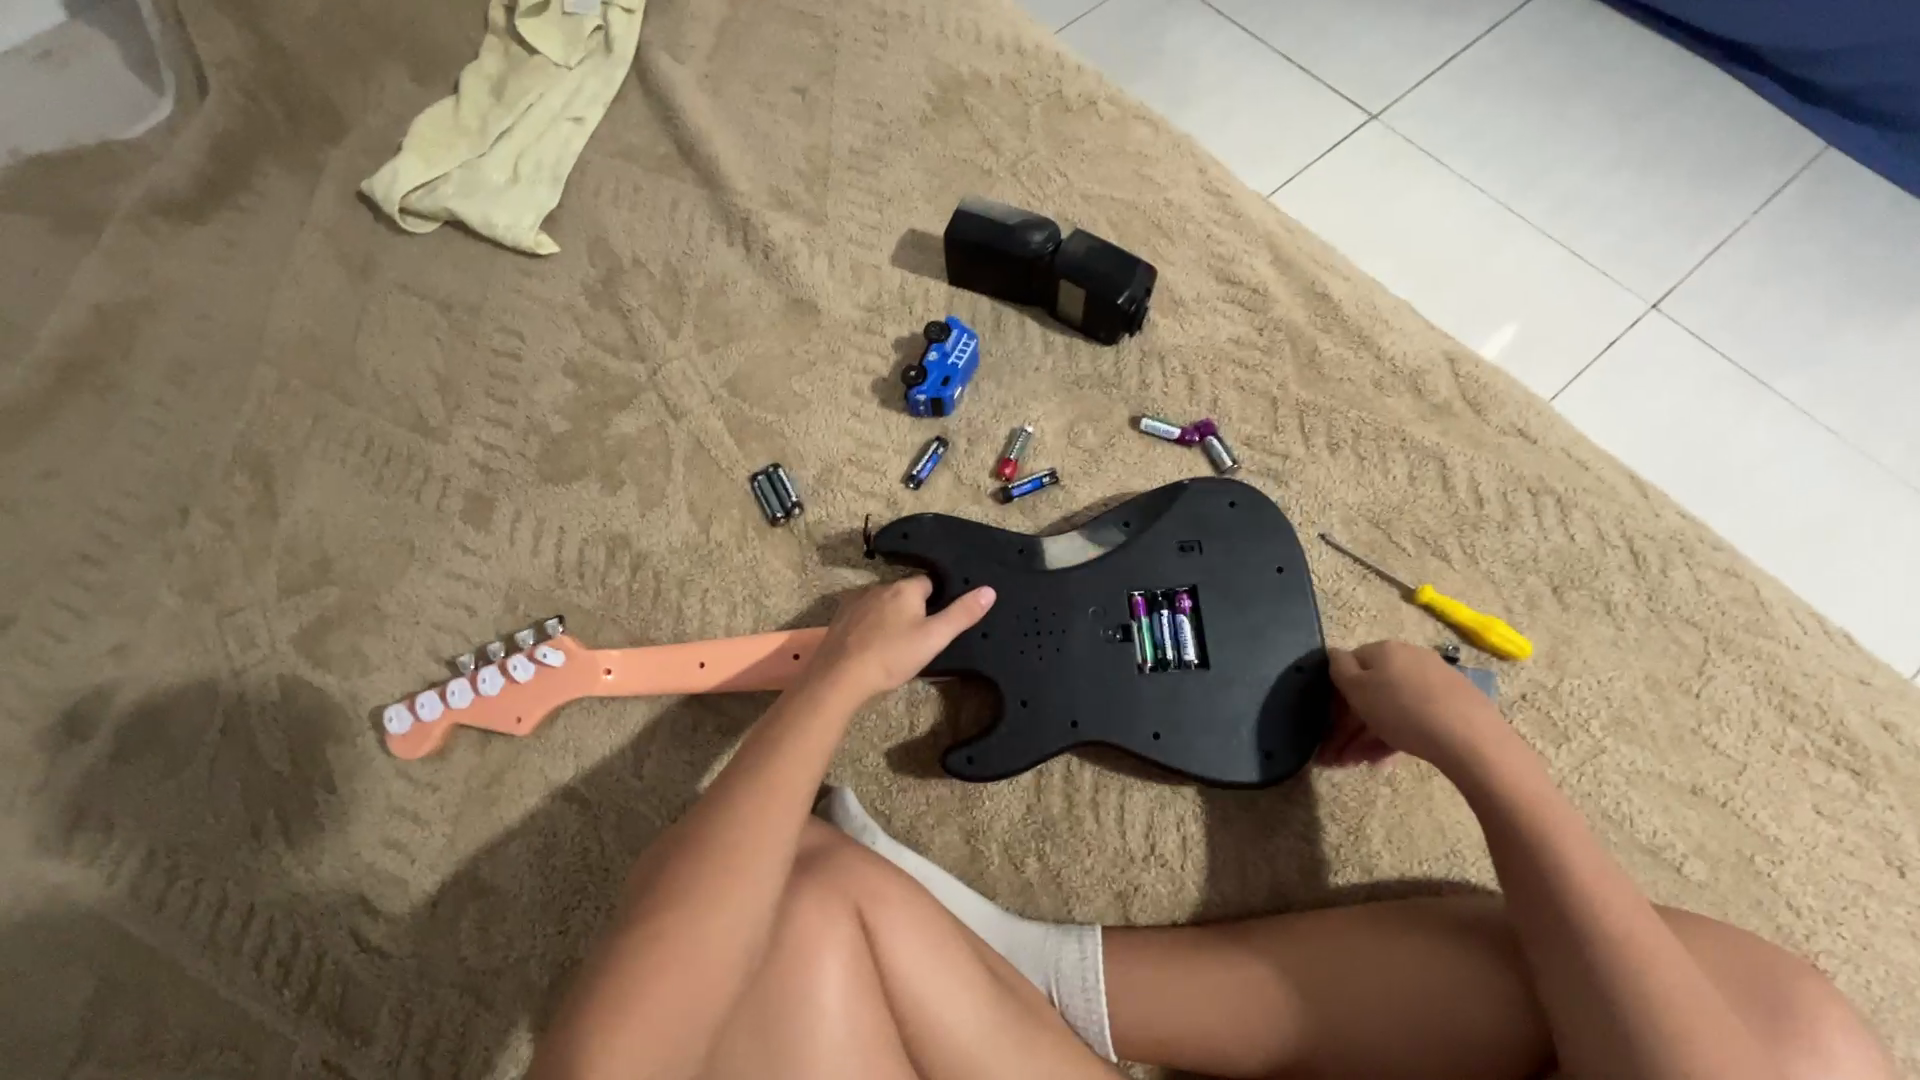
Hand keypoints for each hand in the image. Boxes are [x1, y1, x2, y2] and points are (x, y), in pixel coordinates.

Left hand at [804, 577, 995, 702]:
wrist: (841, 676)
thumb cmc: (892, 656)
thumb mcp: (934, 638)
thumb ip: (962, 614)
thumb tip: (989, 590)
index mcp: (906, 588)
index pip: (930, 583)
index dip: (938, 601)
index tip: (938, 624)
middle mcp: (880, 587)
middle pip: (906, 593)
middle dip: (914, 610)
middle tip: (919, 640)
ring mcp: (857, 601)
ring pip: (883, 604)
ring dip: (890, 617)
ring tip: (895, 646)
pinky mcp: (840, 617)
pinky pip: (863, 615)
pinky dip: (870, 626)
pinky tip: (872, 646)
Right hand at [1317, 641, 1511, 772]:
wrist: (1469, 737)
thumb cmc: (1401, 710)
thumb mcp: (1357, 689)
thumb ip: (1339, 668)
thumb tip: (1335, 653)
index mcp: (1384, 650)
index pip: (1350, 664)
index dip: (1337, 693)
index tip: (1330, 723)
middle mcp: (1409, 657)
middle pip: (1372, 690)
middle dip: (1352, 724)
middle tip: (1341, 755)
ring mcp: (1435, 680)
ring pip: (1393, 706)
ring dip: (1370, 735)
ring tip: (1362, 763)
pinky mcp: (1455, 703)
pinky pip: (1415, 716)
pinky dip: (1398, 735)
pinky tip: (1388, 760)